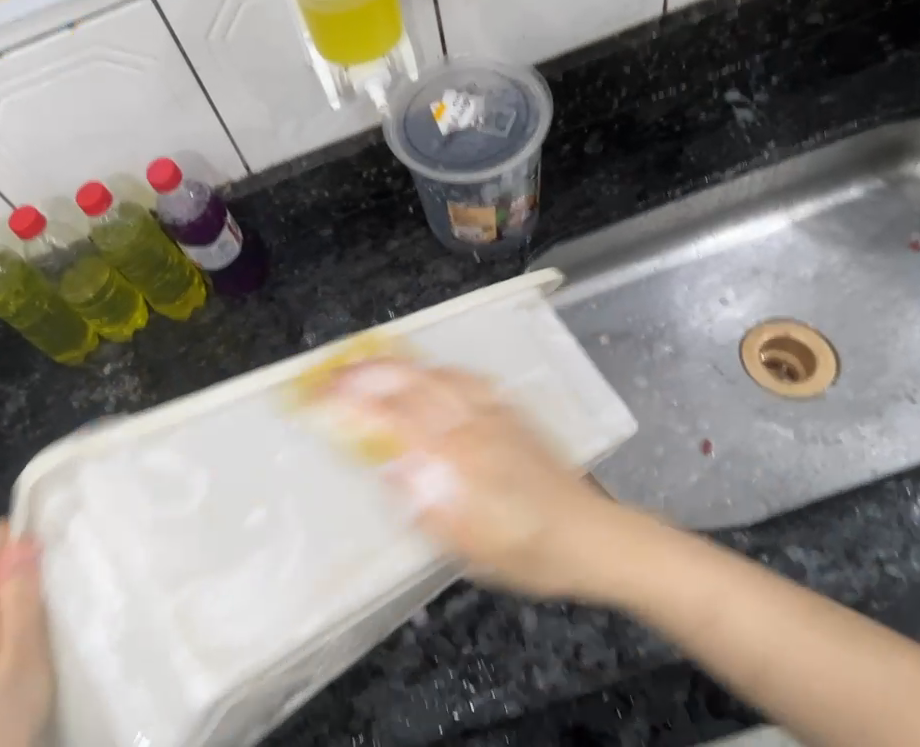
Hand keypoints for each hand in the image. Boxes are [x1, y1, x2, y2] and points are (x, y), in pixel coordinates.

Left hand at [0, 520, 52, 746]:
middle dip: (19, 577)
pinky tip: (11, 638)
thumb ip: (20, 591)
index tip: (47, 580)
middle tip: (38, 616)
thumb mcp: (24, 649)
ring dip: (12, 595)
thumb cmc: (7, 709)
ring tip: (28, 629)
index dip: (27, 554)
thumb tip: (23, 537)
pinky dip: (1, 609)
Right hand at [324, 361, 616, 599]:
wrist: (594, 538)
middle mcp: (477, 427)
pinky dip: (438, 371)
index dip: (357, 402)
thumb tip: (391, 467)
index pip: (398, 417)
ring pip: (441, 376)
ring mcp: (498, 416)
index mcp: (462, 458)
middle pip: (416, 384)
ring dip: (401, 366)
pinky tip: (431, 375)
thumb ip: (430, 505)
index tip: (325, 395)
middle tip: (337, 372)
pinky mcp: (514, 414)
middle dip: (370, 373)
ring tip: (371, 366)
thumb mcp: (475, 548)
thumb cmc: (531, 552)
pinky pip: (470, 380)